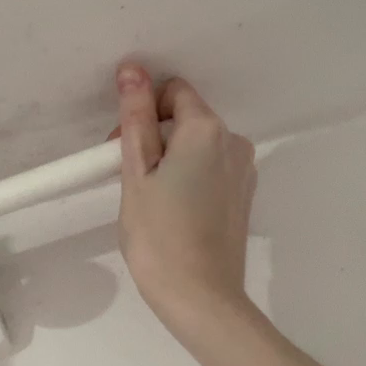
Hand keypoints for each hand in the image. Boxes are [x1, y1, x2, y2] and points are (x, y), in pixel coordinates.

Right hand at [111, 63, 257, 329]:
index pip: (172, 91)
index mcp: (206, 130)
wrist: (199, 295)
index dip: (141, 112)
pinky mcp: (243, 194)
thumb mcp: (136, 174)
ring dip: (169, 159)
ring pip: (196, 145)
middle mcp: (234, 141)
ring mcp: (244, 169)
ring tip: (150, 200)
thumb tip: (133, 70)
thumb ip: (136, 119)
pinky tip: (173, 211)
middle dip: (153, 136)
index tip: (121, 148)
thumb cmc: (157, 235)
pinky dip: (187, 177)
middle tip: (129, 180)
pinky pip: (210, 168)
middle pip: (184, 118)